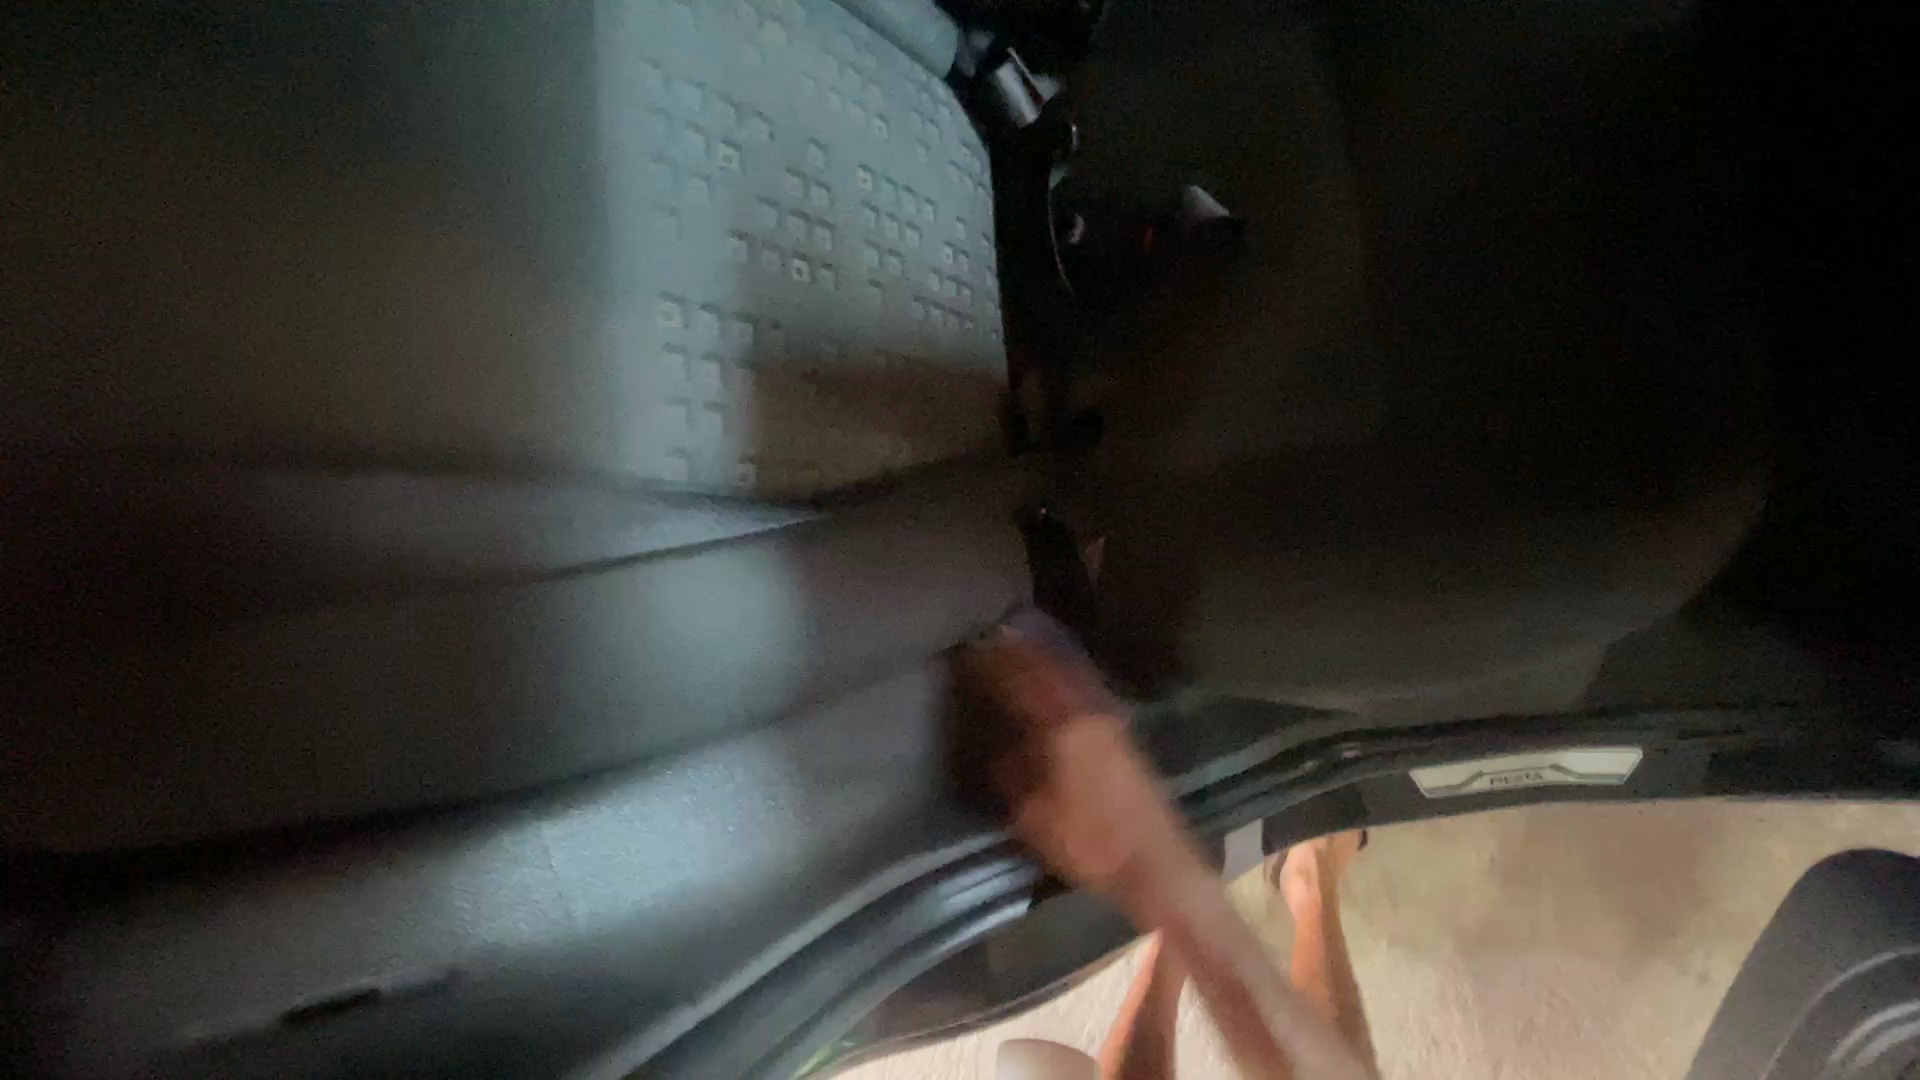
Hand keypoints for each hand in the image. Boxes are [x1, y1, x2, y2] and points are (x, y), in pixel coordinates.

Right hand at [953, 631, 1194, 900]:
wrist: (1155, 862)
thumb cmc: (1089, 844)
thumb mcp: (1034, 816)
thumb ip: (1011, 776)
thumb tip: (997, 748)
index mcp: (1062, 728)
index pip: (1021, 683)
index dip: (995, 664)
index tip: (972, 650)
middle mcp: (1087, 712)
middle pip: (1048, 669)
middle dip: (1020, 651)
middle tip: (995, 637)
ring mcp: (1110, 718)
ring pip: (1072, 674)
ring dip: (1046, 657)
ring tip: (1023, 645)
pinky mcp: (1123, 731)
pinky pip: (1088, 686)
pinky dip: (1069, 673)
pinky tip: (1061, 673)